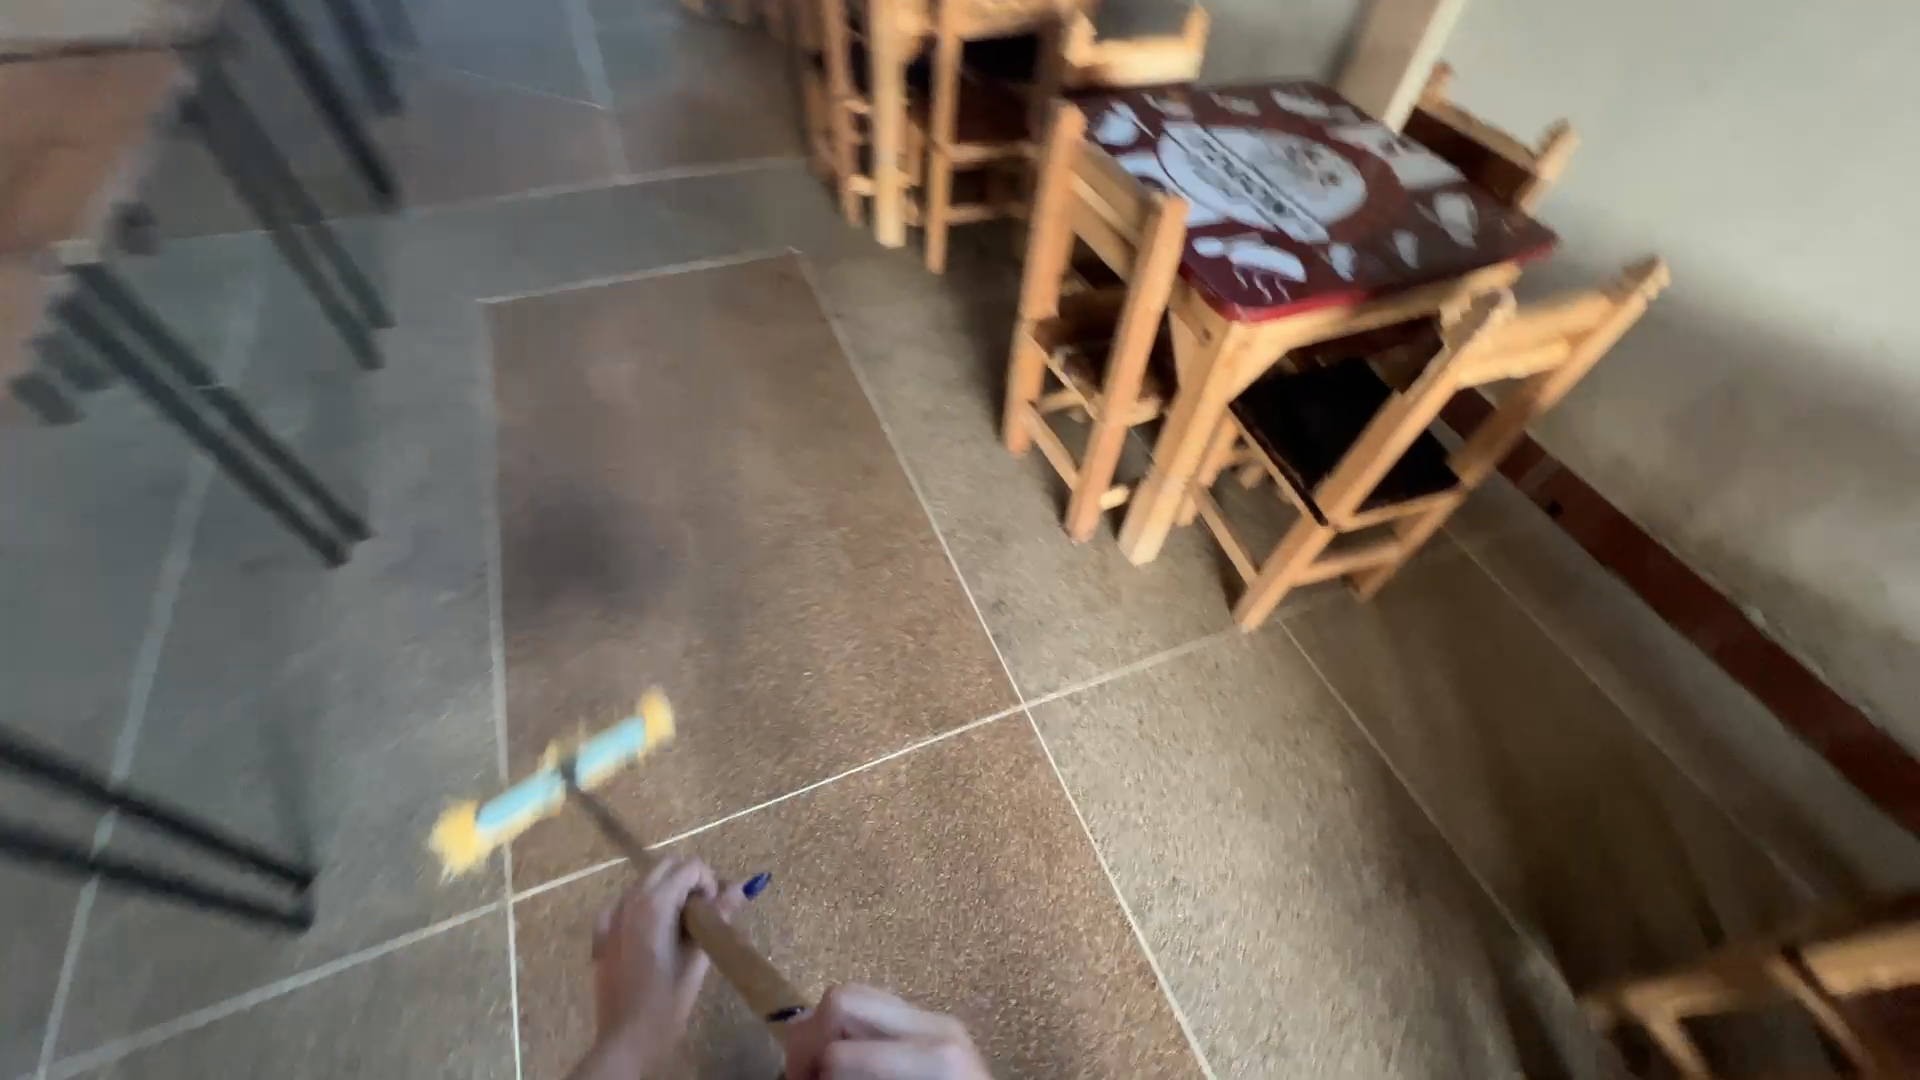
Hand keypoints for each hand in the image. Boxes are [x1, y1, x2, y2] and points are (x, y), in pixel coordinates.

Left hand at [571, 856, 764, 1078]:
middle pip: (666, 865)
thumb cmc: (666, 1003)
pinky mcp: (600, 936)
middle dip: (689, 880)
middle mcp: (630, 902)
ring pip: (644, 882)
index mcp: (656, 904)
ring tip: (678, 925)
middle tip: (701, 912)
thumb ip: (718, 916)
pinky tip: (649, 933)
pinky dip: (640, 907)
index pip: (691, 867)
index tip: (714, 910)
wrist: (624, 1043)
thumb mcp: (698, 958)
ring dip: (666, 891)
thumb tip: (742, 887)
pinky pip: (622, 905)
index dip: (709, 882)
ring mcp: (611, 918)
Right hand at [782, 984, 991, 1079]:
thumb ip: (854, 1073)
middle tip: (807, 1074)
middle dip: (813, 1039)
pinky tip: (854, 1059)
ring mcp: (936, 1016)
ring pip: (859, 993)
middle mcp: (935, 1024)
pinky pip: (880, 1004)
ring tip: (826, 1066)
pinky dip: (855, 1028)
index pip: (840, 1053)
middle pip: (843, 998)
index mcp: (933, 1060)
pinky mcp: (935, 1019)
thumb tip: (815, 1072)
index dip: (809, 1073)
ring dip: (831, 1029)